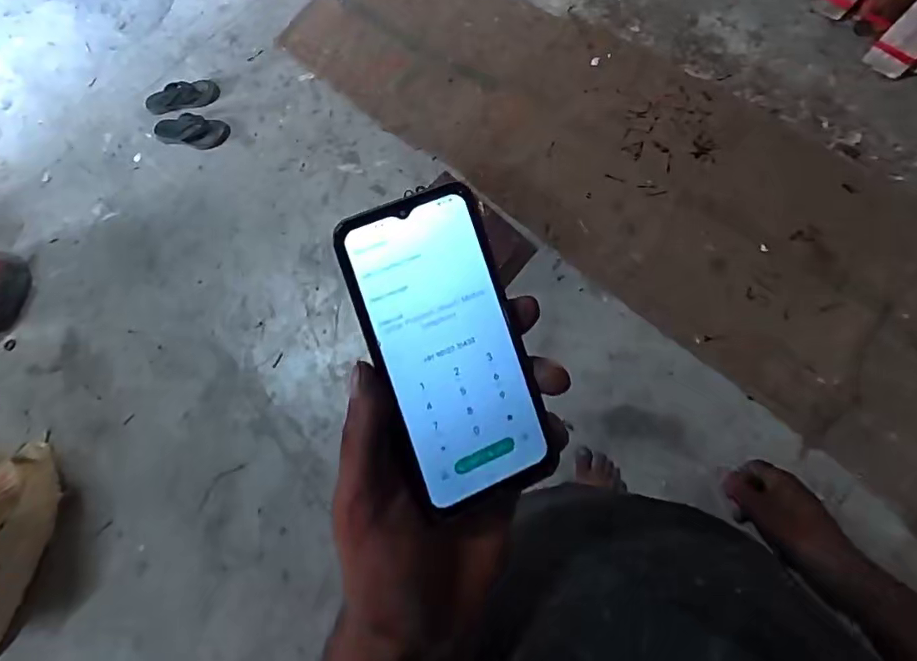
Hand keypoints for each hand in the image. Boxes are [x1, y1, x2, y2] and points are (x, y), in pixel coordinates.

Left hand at [325, 295, 570, 660]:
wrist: (416, 628)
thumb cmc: (375, 556)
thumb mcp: (360, 493)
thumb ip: (364, 434)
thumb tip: (363, 364)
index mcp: (401, 419)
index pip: (423, 358)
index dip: (445, 320)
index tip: (470, 289)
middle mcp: (440, 424)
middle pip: (472, 367)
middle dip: (499, 335)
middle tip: (524, 313)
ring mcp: (475, 451)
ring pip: (507, 400)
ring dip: (531, 380)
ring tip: (551, 378)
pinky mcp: (505, 484)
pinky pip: (530, 450)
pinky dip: (547, 436)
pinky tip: (556, 436)